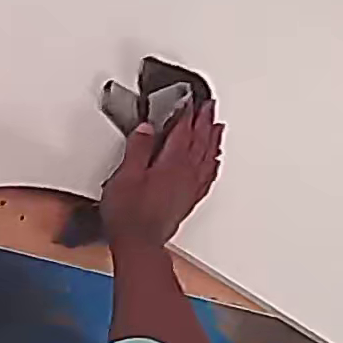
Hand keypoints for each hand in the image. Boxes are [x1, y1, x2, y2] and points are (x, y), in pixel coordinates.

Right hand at [99, 99, 223, 250]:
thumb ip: (138, 149)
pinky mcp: (188, 200)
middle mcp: (186, 173)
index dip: (187, 113)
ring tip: (216, 126)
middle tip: (209, 106)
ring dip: (213, 139)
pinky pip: (207, 175)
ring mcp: (189, 187)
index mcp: (172, 163)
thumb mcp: (125, 175)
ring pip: (207, 156)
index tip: (190, 99)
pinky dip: (213, 163)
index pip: (183, 130)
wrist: (138, 242)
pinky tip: (213, 161)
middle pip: (200, 140)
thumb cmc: (129, 212)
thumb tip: (148, 128)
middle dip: (205, 121)